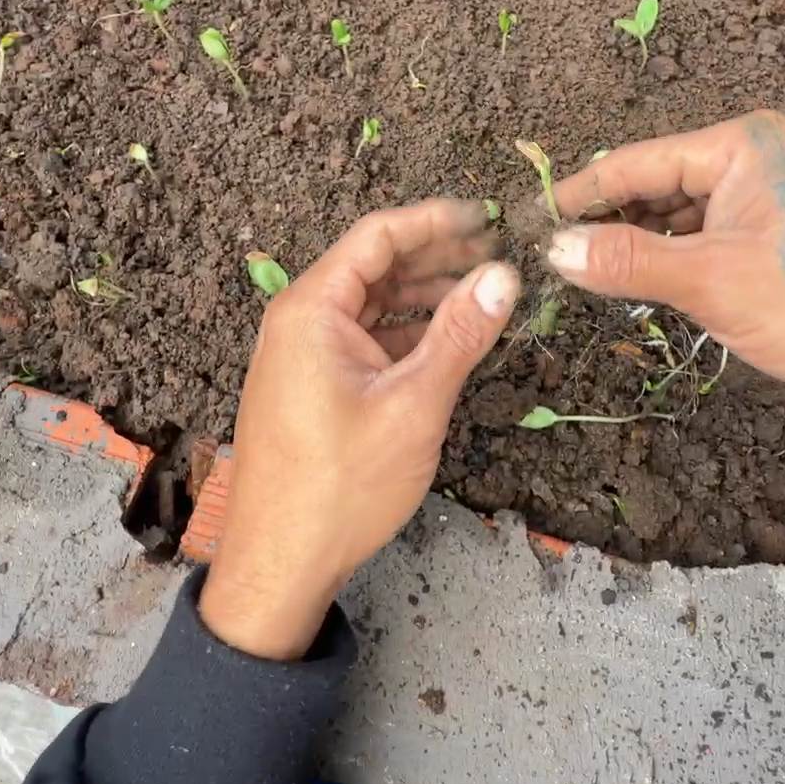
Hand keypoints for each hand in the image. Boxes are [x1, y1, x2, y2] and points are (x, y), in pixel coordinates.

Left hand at [200, 200, 520, 660]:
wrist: (279, 566)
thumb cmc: (342, 484)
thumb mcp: (414, 404)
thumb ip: (460, 334)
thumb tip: (504, 275)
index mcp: (312, 308)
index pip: (377, 236)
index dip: (434, 221)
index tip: (485, 217)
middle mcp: (300, 320)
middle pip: (374, 267)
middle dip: (435, 257)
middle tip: (494, 255)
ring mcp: (303, 354)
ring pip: (371, 305)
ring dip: (423, 296)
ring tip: (480, 294)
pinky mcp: (312, 385)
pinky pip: (364, 339)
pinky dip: (405, 333)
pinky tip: (444, 340)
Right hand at [543, 111, 784, 445]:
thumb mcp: (714, 283)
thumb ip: (629, 262)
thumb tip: (555, 249)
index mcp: (740, 146)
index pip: (635, 163)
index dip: (580, 195)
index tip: (534, 221)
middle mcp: (756, 157)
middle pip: (658, 185)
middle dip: (611, 223)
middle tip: (562, 262)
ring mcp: (774, 194)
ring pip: (684, 214)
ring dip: (644, 245)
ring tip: (600, 279)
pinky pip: (712, 235)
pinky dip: (679, 258)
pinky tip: (655, 286)